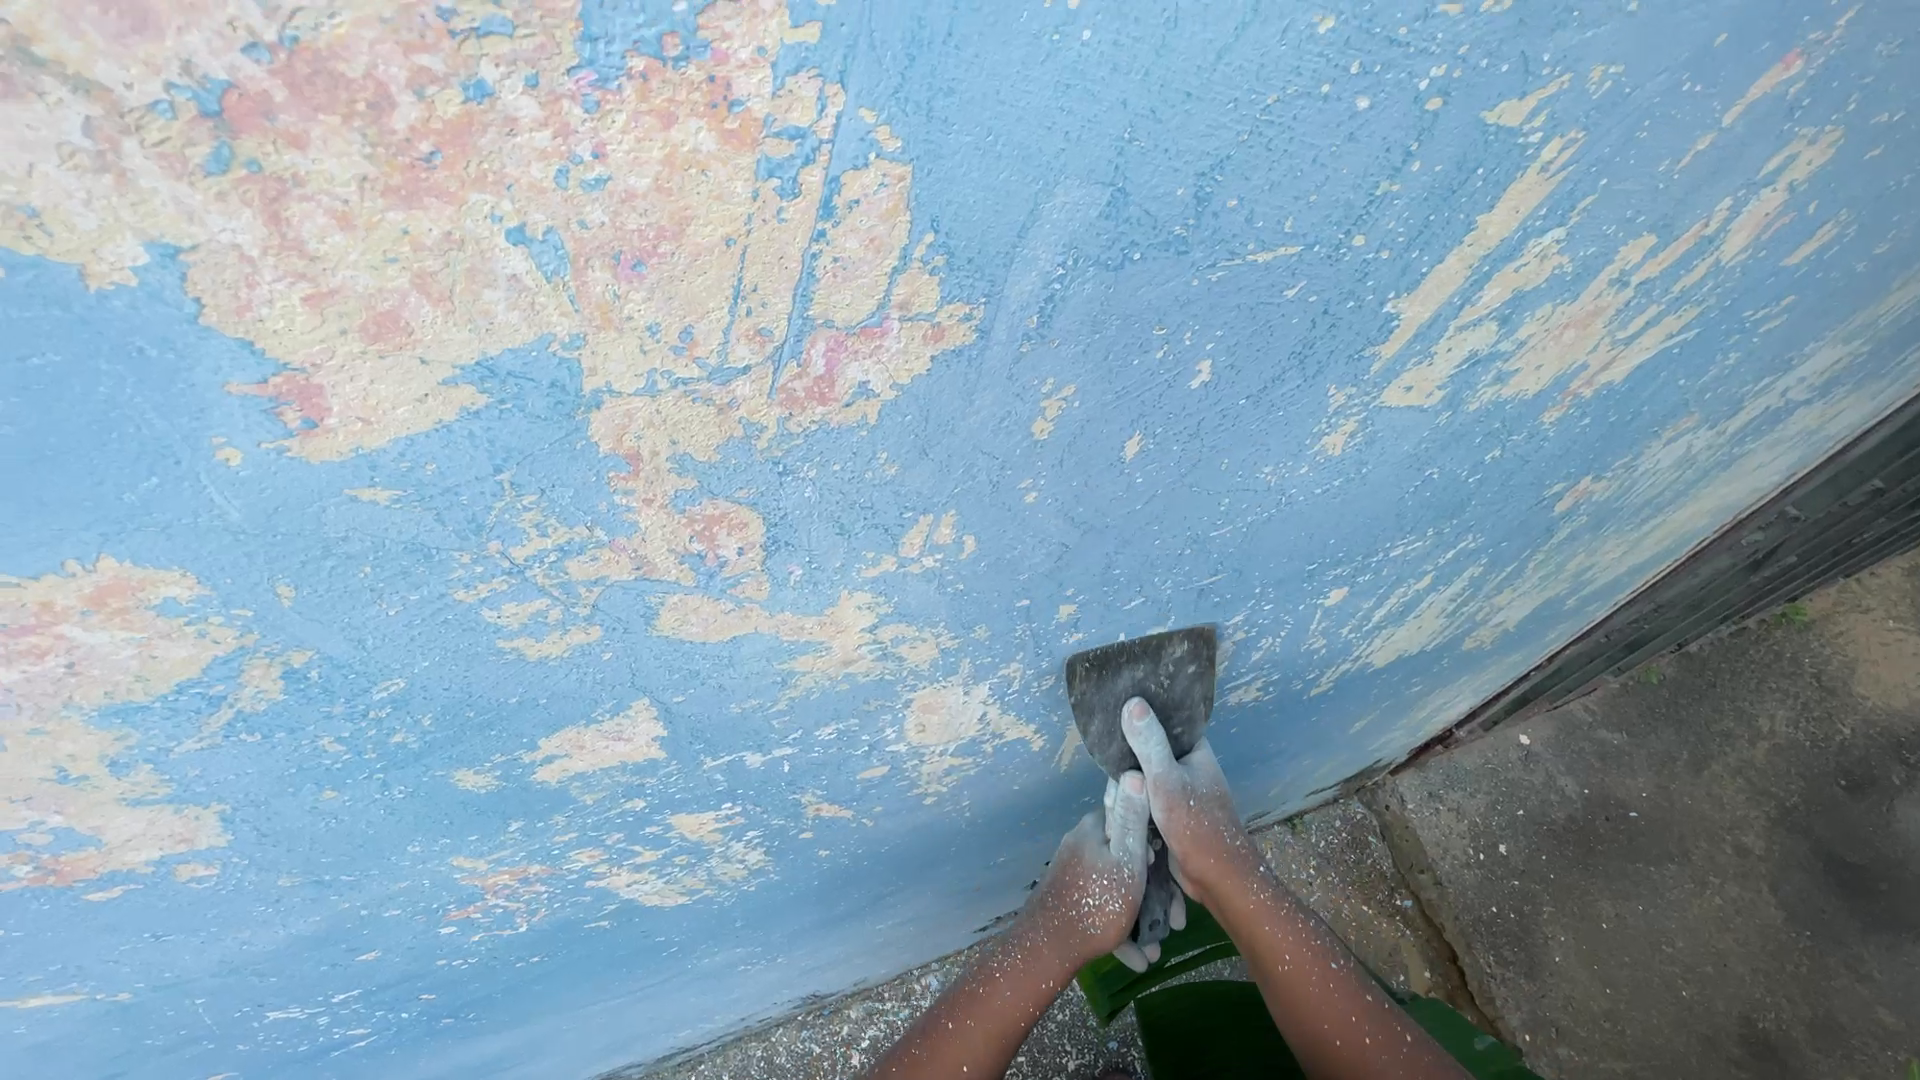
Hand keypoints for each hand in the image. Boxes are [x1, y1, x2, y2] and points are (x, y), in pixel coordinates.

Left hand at [1020, 772, 1152, 970]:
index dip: (1156, 839)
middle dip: (1153, 889)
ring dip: (1138, 915)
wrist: (1048, 948)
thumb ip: (1132, 820)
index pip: (1131, 817)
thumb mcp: (1125, 862)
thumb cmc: (1096, 904)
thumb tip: (1135, 771)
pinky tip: (1136, 957)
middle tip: (1172, 918)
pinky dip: (1120, 928)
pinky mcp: (1070, 895)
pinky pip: (1102, 906)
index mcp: (1095, 828)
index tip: (1171, 866)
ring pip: (1117, 887)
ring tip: (1154, 947)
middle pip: (1127, 857)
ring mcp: (1074, 869)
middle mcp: (1082, 842)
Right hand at [1120, 696, 1264, 911]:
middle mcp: (1188, 766)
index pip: (1162, 724)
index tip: (1112, 728)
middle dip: (1125, 768)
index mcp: (1195, 750)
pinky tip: (1118, 814)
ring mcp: (1179, 791)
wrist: (1216, 879)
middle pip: (1145, 753)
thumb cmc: (1196, 825)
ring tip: (1113, 805)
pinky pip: (1144, 800)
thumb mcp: (1167, 779)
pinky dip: (1132, 806)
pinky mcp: (1170, 814)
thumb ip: (1149, 743)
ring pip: (1141, 779)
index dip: (1138, 723)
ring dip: (1126, 791)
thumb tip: (1132, 702)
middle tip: (1112, 783)